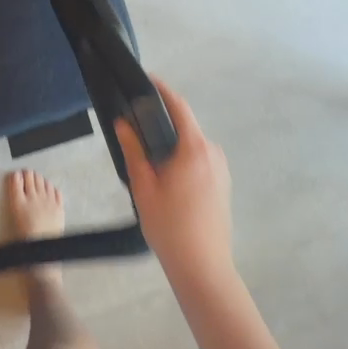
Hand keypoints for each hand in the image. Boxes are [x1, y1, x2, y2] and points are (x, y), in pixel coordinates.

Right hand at [116, 76, 234, 281]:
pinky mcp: (223, 185)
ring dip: (172, 147)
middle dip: (162, 125)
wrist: (203, 268)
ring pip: (191, 147)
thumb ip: (133, 151)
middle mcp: (213, 152)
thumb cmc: (170, 226)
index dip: (162, 90)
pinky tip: (167, 182)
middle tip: (136, 133)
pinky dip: (182, 161)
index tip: (147, 80)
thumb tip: (123, 123)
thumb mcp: (144, 187)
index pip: (179, 107)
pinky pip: (199, 161)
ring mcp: (221, 169)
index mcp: (195, 148)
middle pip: (185, 128)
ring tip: (147, 164)